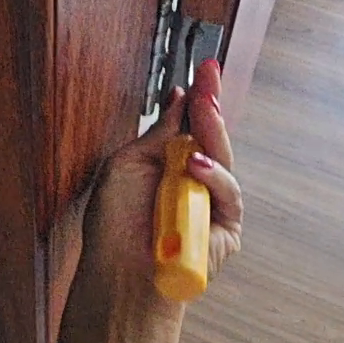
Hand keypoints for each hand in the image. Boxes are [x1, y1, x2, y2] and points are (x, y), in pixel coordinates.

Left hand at [71, 59, 244, 342]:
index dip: (198, 96)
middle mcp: (192, 178)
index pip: (188, 123)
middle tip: (209, 75)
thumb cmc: (115, 225)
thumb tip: (180, 98)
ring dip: (212, 131)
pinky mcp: (224, 228)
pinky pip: (228, 194)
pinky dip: (214, 177)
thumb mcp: (127, 165)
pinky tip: (197, 164)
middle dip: (210, 102)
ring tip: (204, 106)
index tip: (203, 69)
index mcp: (167, 162)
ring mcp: (209, 202)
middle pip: (209, 135)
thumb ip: (158, 134)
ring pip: (222, 158)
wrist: (117, 273)